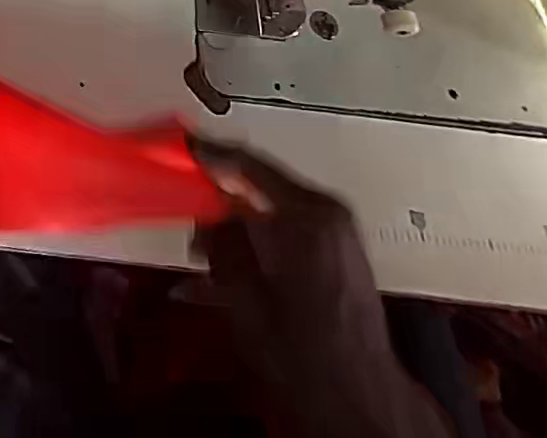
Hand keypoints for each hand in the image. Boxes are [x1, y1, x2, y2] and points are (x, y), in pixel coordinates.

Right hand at [192, 139, 448, 437]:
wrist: (361, 399)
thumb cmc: (305, 356)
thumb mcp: (244, 299)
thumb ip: (222, 243)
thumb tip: (207, 215)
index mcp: (305, 217)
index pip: (248, 164)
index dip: (210, 154)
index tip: (186, 147)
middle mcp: (327, 211)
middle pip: (262, 179)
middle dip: (223, 188)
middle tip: (192, 196)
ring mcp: (339, 227)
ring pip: (275, 199)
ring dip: (241, 209)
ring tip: (212, 234)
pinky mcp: (342, 243)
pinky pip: (291, 216)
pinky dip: (263, 224)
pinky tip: (242, 246)